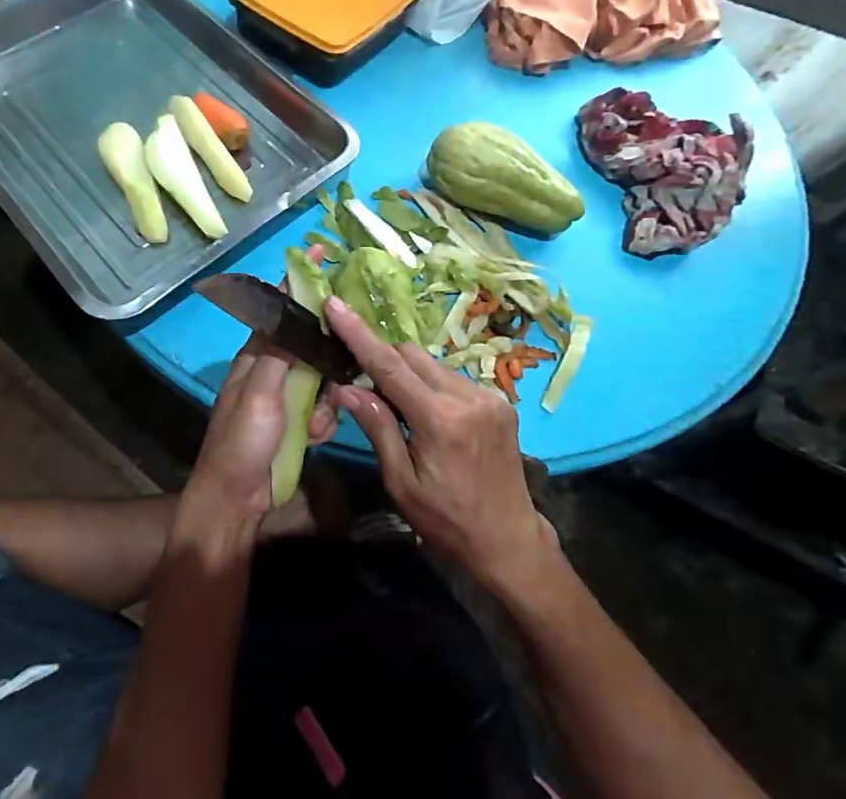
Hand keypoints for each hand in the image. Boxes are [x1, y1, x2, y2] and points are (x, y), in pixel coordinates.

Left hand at [184, 335, 338, 529]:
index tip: (337, 316)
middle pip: (308, 356)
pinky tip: (315, 438)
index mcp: (253, 360)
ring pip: (319, 386)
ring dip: (324, 405)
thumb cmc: (243, 439)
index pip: (281, 325)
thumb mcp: (259, 393)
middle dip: (324, 372)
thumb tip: (292, 310)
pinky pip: (320, 413)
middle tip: (331, 389)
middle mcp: (269, 375)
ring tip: (314, 425)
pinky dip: (321, 424)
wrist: (238, 497)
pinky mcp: (295, 426)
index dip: (306, 317)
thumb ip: (277, 354)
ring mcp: (283, 403)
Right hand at [322, 295, 560, 595]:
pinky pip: (451, 376)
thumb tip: (345, 387)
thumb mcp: (400, 481)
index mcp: (441, 420)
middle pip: (411, 354)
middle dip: (381, 358)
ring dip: (406, 372)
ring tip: (396, 406)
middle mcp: (469, 398)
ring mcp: (490, 396)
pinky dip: (429, 383)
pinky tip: (425, 412)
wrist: (510, 542)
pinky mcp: (500, 401)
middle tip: (360, 382)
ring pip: (431, 362)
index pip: (389, 365)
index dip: (358, 333)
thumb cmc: (446, 520)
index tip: (336, 303)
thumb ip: (377, 427)